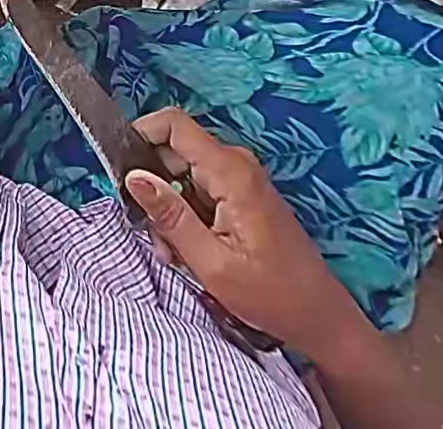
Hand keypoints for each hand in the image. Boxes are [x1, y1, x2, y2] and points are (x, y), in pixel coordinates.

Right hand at [124, 108, 370, 360]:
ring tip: (177, 253)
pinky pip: (196, 188)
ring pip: (180, 173)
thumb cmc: (272, 295)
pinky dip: (185, 214)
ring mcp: (238, 176)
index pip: (173, 123)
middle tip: (155, 235)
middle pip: (172, 151)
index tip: (121, 170)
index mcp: (230, 171)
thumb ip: (170, 215)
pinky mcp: (238, 191)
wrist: (320, 317)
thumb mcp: (212, 263)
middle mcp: (234, 163)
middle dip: (153, 187)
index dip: (140, 134)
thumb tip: (133, 176)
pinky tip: (191, 250)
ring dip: (169, 209)